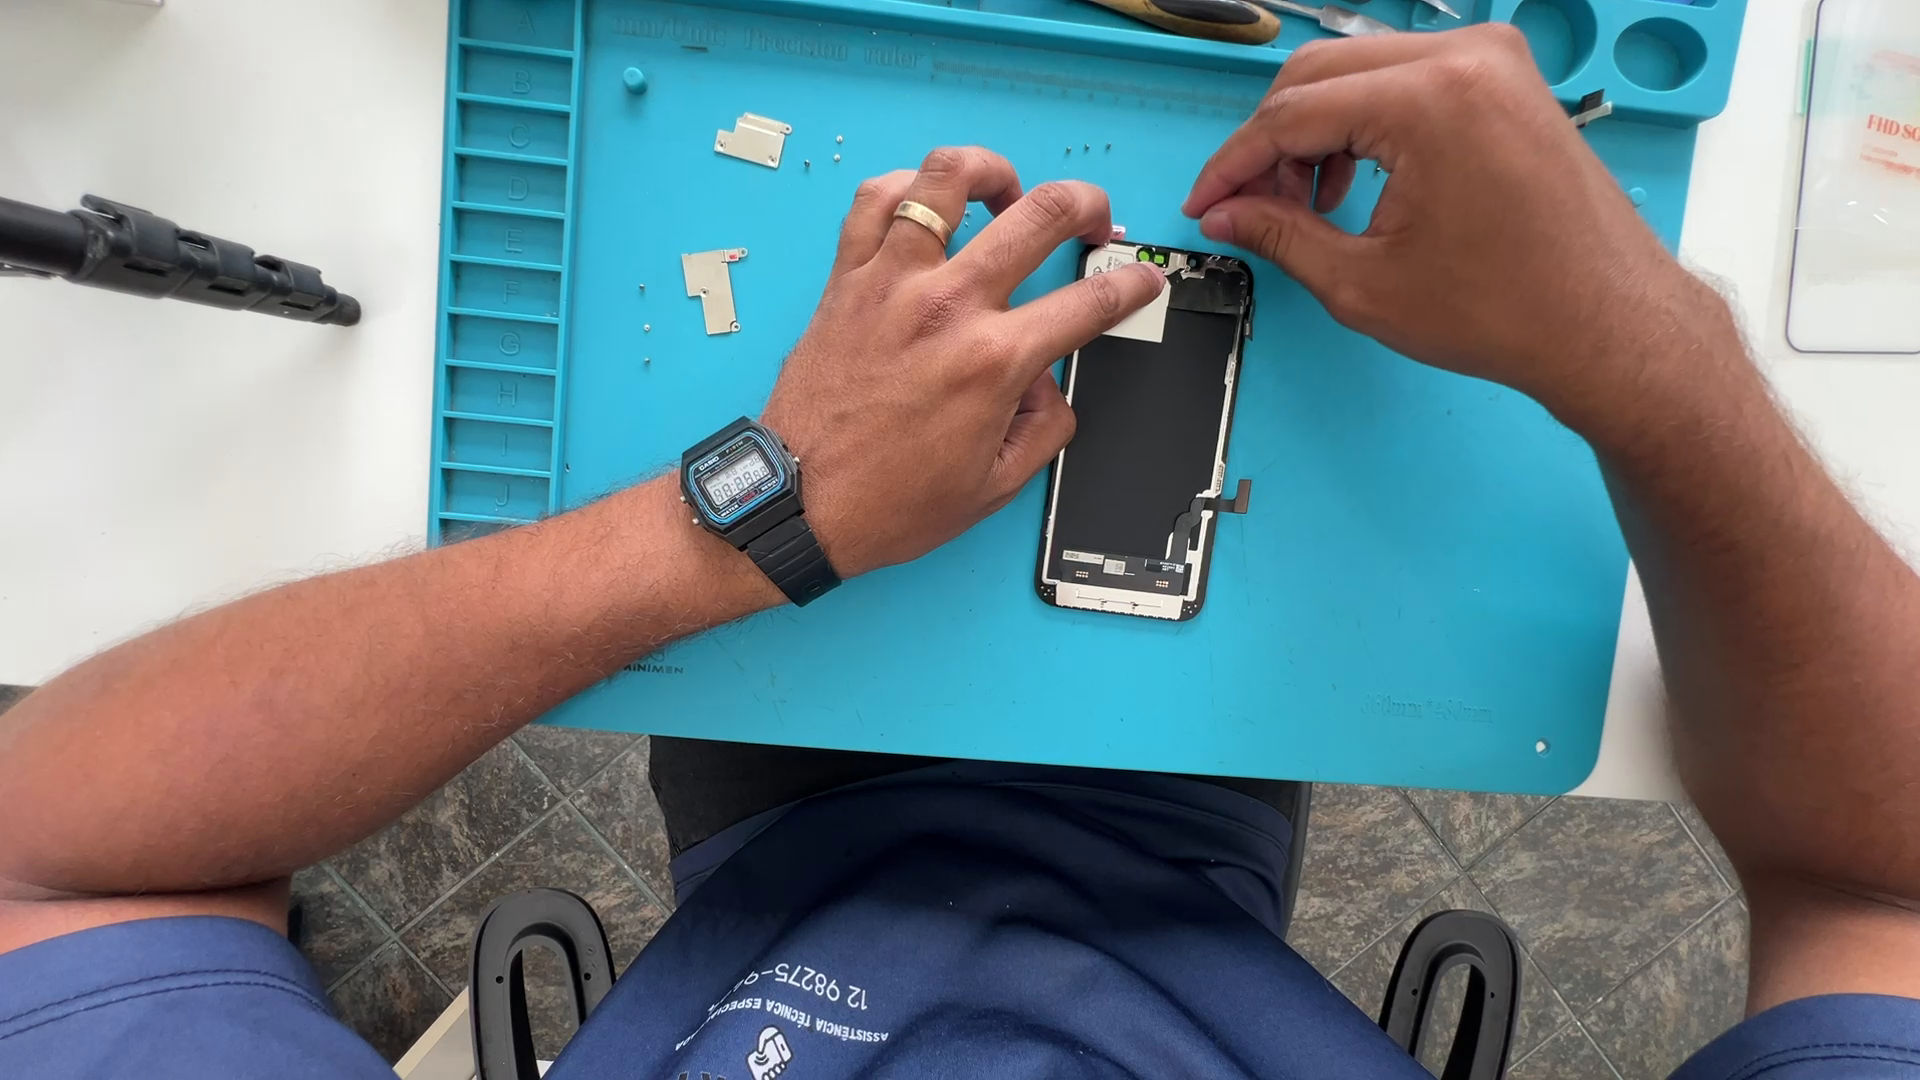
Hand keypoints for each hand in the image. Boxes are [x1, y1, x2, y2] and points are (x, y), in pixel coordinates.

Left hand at [762, 147, 1164, 576]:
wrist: (802, 504)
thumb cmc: (887, 502)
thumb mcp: (994, 487)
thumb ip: (1045, 429)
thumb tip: (1050, 387)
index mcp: (994, 363)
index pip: (1089, 303)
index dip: (1129, 286)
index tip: (1138, 281)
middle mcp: (948, 309)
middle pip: (1039, 215)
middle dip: (1086, 205)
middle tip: (1093, 218)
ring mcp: (893, 285)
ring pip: (948, 179)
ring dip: (993, 171)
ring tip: (1006, 188)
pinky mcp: (846, 282)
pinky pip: (873, 201)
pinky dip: (906, 187)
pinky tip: (923, 203)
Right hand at [1182, 26, 1715, 420]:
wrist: (1598, 320)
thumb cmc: (1489, 308)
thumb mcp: (1357, 281)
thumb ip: (1278, 235)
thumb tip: (1221, 215)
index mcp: (1429, 101)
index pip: (1290, 114)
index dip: (1230, 166)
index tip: (1201, 206)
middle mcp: (1463, 56)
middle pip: (1315, 76)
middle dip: (1264, 144)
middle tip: (1245, 208)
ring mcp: (1490, 60)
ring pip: (1353, 73)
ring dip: (1306, 134)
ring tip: (1297, 206)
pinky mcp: (1500, 80)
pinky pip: (1398, 83)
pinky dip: (1353, 127)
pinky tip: (1344, 185)